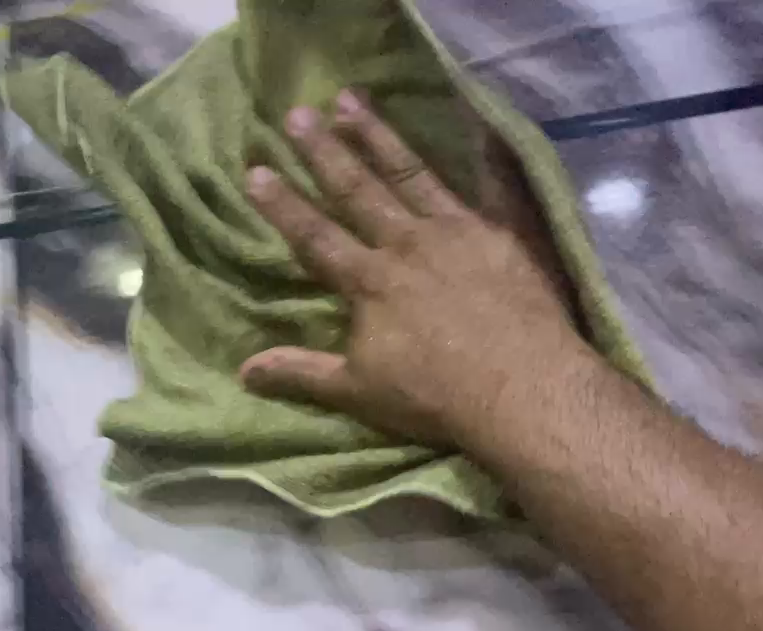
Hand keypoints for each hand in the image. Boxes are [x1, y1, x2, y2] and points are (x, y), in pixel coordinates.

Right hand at [239, 90, 604, 447]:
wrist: (519, 388)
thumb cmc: (431, 396)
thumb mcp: (357, 392)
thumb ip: (301, 374)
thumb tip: (244, 371)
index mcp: (369, 283)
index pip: (315, 236)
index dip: (283, 206)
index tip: (256, 170)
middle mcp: (405, 245)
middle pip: (356, 190)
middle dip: (322, 151)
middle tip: (296, 113)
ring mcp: (453, 233)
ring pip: (407, 174)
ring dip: (376, 136)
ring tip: (350, 101)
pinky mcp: (494, 234)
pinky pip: (468, 187)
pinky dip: (456, 158)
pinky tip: (452, 133)